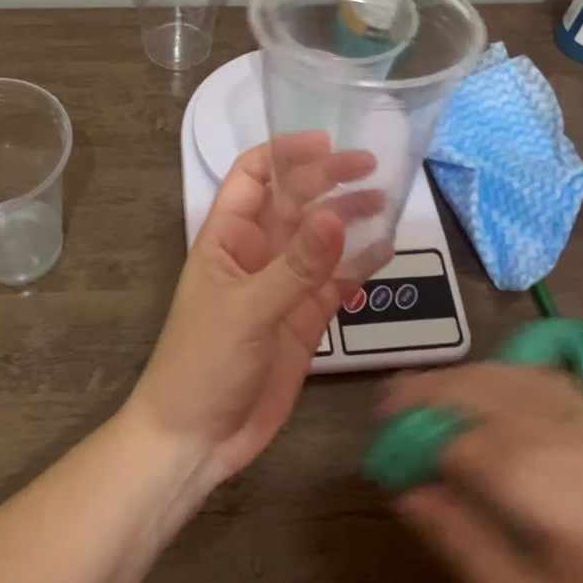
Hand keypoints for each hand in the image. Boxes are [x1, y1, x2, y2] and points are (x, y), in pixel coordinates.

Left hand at [127, 133, 382, 487]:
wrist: (196, 440)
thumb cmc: (201, 364)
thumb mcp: (245, 311)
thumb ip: (294, 267)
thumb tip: (335, 216)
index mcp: (226, 238)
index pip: (252, 176)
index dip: (285, 154)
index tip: (328, 142)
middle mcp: (256, 253)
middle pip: (294, 202)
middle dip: (327, 181)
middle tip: (372, 168)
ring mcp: (282, 287)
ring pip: (319, 239)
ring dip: (348, 217)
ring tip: (384, 200)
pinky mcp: (304, 320)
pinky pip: (335, 281)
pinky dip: (359, 265)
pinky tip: (386, 249)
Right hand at [381, 365, 582, 582]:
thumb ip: (462, 543)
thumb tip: (403, 490)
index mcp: (572, 509)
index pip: (483, 450)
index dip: (427, 437)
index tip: (385, 441)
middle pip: (504, 398)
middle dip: (439, 390)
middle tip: (389, 398)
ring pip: (528, 380)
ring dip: (469, 376)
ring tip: (425, 384)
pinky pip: (556, 384)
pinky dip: (509, 375)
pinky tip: (483, 383)